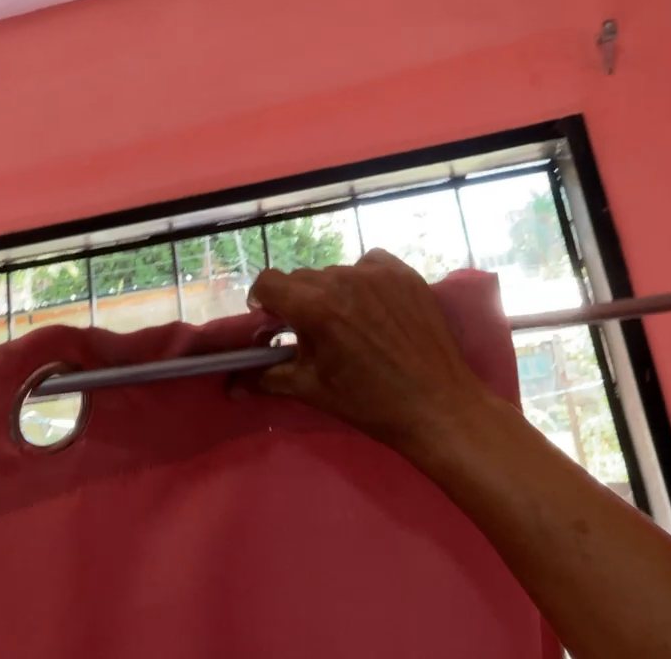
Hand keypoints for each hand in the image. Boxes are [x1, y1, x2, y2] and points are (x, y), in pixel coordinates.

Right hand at [247, 250, 496, 448]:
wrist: (438, 405)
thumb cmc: (371, 403)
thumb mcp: (313, 390)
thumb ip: (268, 378)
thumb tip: (232, 385)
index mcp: (315, 308)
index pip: (268, 282)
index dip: (262, 301)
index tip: (270, 321)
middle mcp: (343, 280)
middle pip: (301, 279)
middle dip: (297, 301)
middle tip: (310, 331)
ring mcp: (377, 273)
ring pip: (335, 273)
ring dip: (331, 292)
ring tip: (348, 323)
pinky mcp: (404, 273)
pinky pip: (369, 264)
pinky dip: (363, 280)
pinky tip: (373, 306)